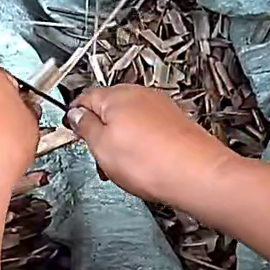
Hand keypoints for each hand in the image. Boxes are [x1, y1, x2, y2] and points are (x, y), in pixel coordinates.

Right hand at [66, 85, 240, 205]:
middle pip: (110, 111)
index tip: (73, 130)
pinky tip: (145, 167)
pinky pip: (151, 133)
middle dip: (101, 134)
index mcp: (118, 95)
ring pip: (131, 123)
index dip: (76, 116)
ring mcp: (162, 109)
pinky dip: (143, 147)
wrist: (197, 174)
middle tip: (100, 158)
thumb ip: (84, 126)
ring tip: (124, 168)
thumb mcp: (101, 146)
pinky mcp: (177, 125)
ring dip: (122, 143)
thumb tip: (75, 115)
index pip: (85, 97)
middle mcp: (142, 96)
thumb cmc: (153, 161)